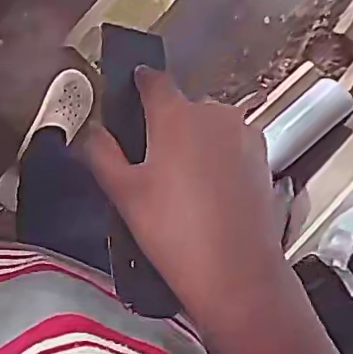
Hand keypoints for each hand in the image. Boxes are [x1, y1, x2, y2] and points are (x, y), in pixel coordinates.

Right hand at [78, 67, 287, 331]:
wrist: (236, 273)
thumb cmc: (173, 230)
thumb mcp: (121, 191)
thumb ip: (99, 152)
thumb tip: (90, 132)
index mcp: (176, 114)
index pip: (152, 79)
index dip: (135, 84)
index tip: (124, 95)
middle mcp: (216, 115)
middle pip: (180, 106)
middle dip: (161, 124)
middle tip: (142, 160)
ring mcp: (245, 136)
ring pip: (207, 127)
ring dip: (190, 142)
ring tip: (173, 183)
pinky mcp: (262, 161)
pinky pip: (228, 148)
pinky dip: (213, 160)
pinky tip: (201, 195)